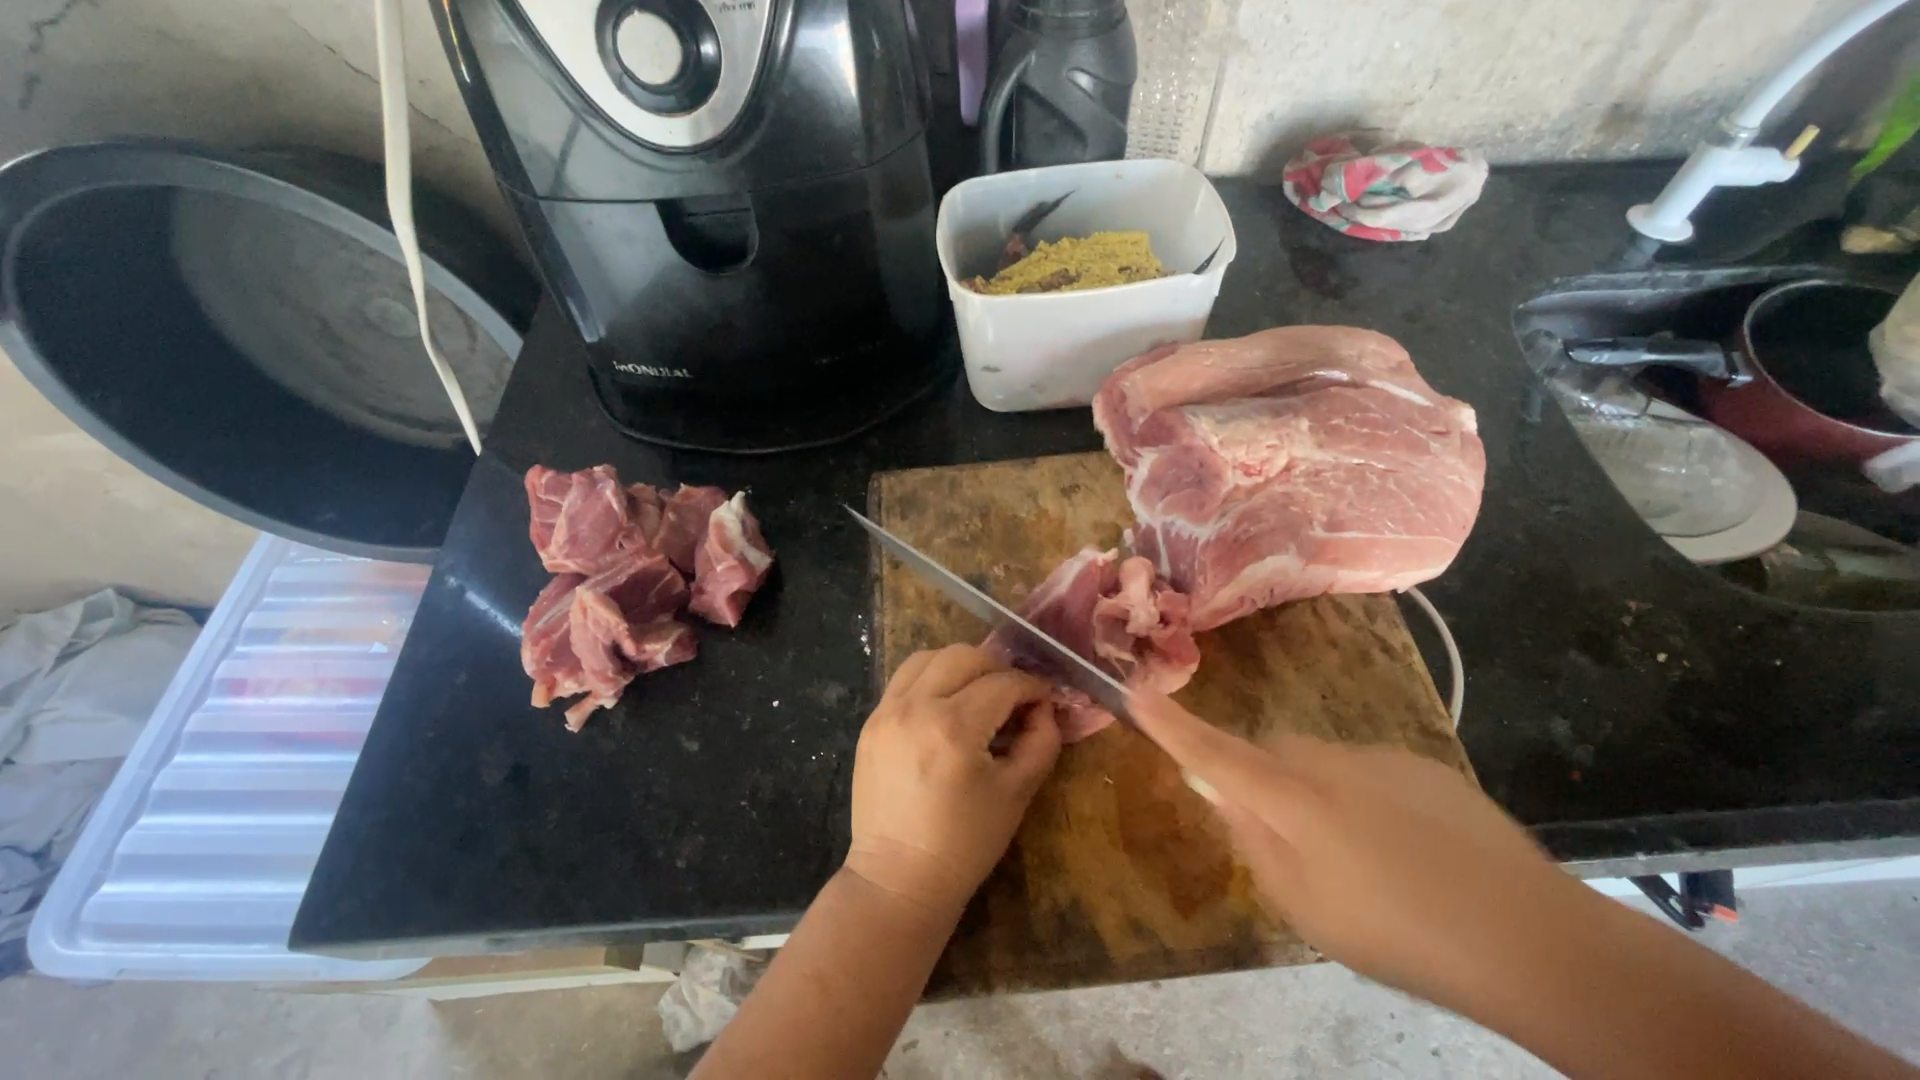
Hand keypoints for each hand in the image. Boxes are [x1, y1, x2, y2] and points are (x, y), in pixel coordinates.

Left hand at [845, 645, 1061, 917]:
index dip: (1032, 687)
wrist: (899, 878)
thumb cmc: (965, 843)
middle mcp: (915, 708)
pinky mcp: (871, 724)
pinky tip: (946, 708)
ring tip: (977, 694)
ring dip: (959, 666)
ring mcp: (886, 713)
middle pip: (963, 656)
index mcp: (954, 728)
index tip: (1043, 701)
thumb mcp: (1018, 793)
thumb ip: (1041, 741)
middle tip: (1013, 695)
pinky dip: (930, 681)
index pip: (1003, 683)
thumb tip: (1043, 707)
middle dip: (997, 668)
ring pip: (927, 657)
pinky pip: (903, 681)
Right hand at [1129, 691, 1596, 1008]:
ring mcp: (1383, 759)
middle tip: (1286, 840)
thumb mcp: (1303, 905)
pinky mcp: (1426, 767)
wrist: (1525, 936)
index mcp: (1293, 801)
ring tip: (1363, 860)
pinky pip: (1370, 771)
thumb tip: (1219, 792)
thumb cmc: (1395, 933)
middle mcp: (1331, 763)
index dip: (1171, 727)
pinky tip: (1407, 851)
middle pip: (1272, 754)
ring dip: (1319, 794)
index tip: (1136, 692)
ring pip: (1323, 764)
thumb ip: (1253, 841)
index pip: (1215, 755)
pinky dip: (1365, 799)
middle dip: (1263, 780)